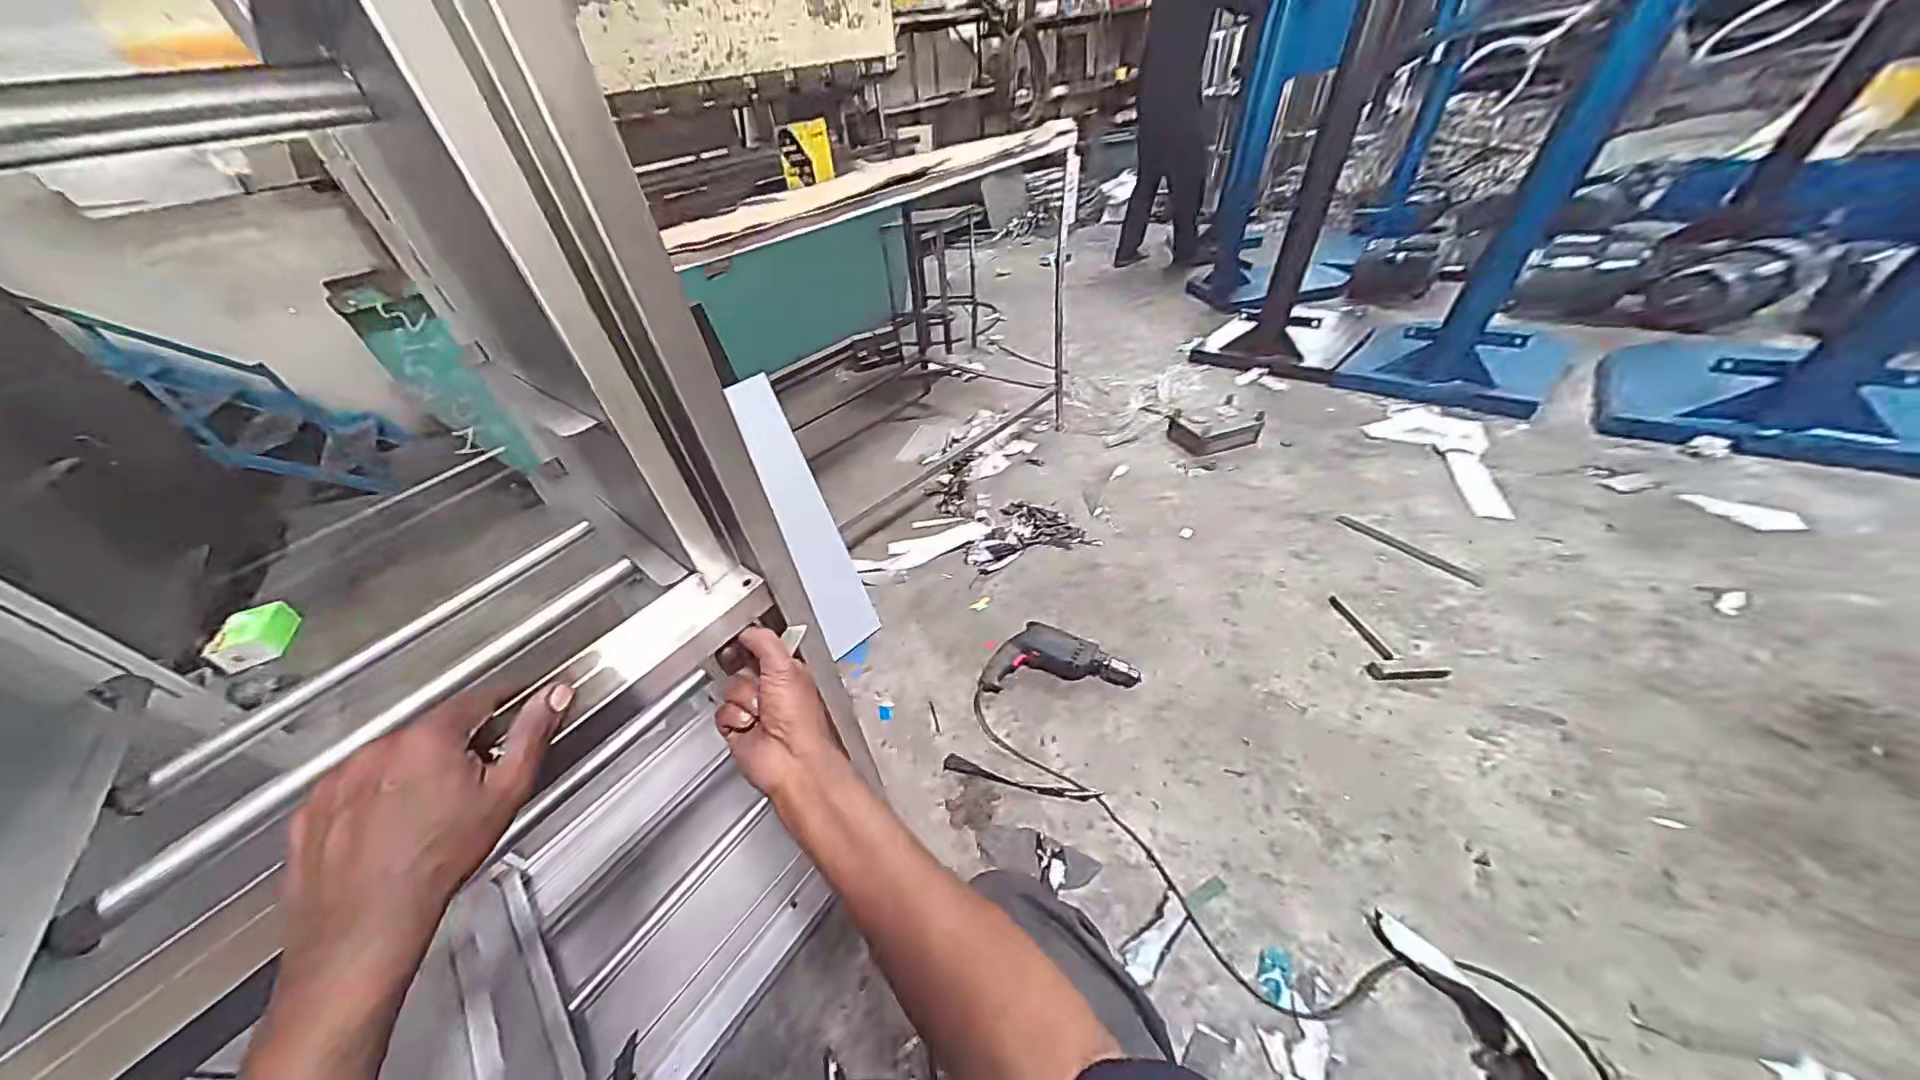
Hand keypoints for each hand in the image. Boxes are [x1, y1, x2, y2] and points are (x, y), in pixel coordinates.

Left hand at [277, 683, 572, 998]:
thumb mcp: (507, 790)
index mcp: (429, 737)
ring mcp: (338, 778)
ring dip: (415, 768)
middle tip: (478, 778)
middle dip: (458, 744)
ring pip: (393, 756)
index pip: (477, 699)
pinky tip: (394, 825)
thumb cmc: (437, 861)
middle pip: (434, 728)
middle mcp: (378, 749)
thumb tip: (553, 697)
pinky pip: (354, 785)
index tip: (514, 706)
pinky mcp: (313, 808)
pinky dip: (375, 794)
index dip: (504, 702)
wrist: (366, 924)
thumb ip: (532, 734)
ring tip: (433, 809)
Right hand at [716, 627, 843, 799]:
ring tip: (760, 712)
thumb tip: (750, 631)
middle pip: (739, 668)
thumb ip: (766, 643)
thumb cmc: (800, 719)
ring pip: (729, 689)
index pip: (760, 649)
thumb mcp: (786, 667)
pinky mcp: (738, 727)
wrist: (791, 760)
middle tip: (758, 686)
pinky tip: (749, 725)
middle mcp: (770, 689)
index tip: (739, 645)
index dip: (748, 647)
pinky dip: (734, 718)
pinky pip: (722, 712)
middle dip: (746, 677)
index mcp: (787, 672)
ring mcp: (753, 709)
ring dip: (743, 700)